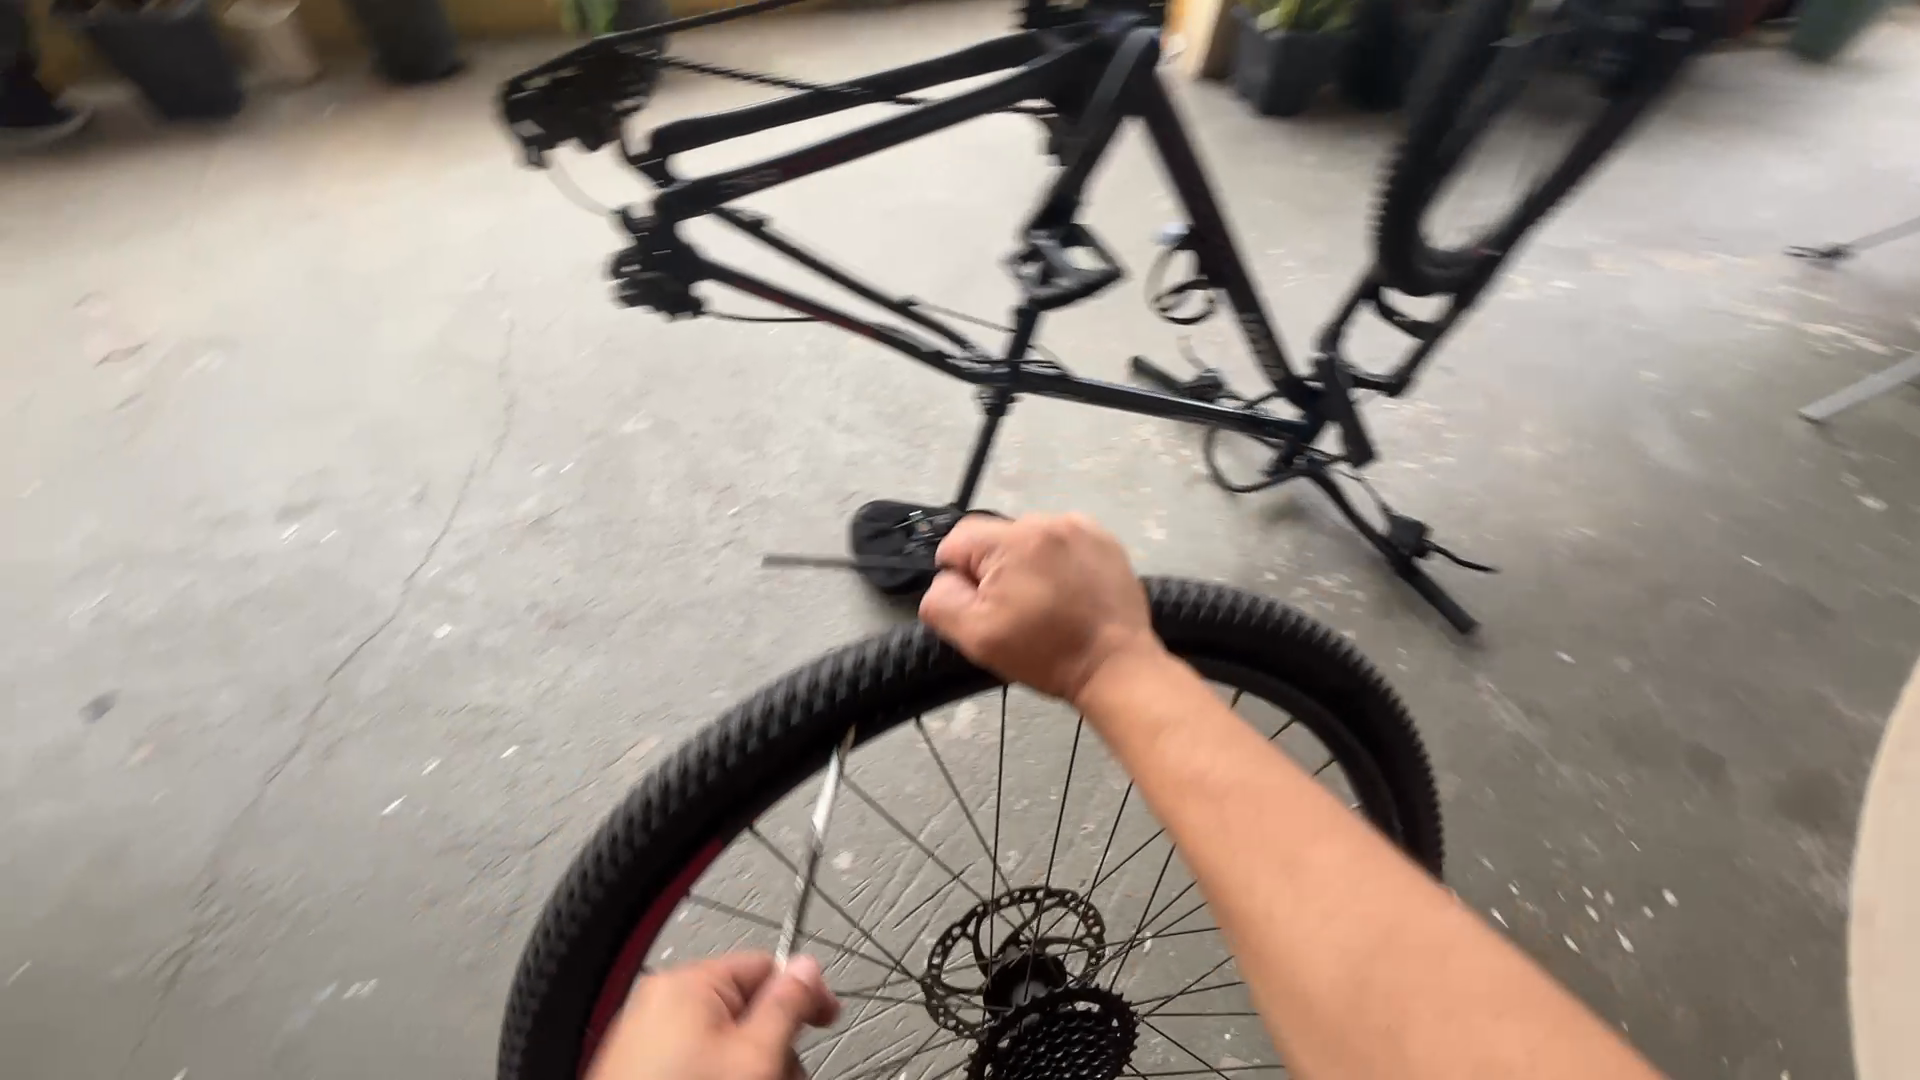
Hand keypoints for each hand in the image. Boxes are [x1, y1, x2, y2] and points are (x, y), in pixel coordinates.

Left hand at [587, 953, 839, 1079]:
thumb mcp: (754, 1056)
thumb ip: (787, 1005)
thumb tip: (807, 967)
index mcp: (686, 982)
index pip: (765, 965)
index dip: (803, 992)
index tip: (825, 1015)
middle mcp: (660, 1001)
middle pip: (744, 1005)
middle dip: (774, 1041)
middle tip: (786, 1074)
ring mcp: (643, 1038)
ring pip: (721, 1037)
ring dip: (750, 1062)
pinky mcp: (635, 1070)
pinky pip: (692, 1058)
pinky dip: (719, 1073)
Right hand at [919, 513, 1167, 703]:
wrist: (1115, 666)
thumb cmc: (1045, 653)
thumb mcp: (977, 637)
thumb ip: (942, 600)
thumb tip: (945, 578)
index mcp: (1012, 540)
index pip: (957, 541)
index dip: (960, 577)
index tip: (985, 607)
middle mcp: (1047, 521)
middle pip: (994, 538)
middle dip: (995, 569)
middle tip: (1016, 610)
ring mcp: (1080, 527)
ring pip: (1028, 539)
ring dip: (1026, 563)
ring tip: (1045, 602)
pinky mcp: (1104, 539)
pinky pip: (1061, 541)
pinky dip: (1056, 561)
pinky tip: (1068, 591)